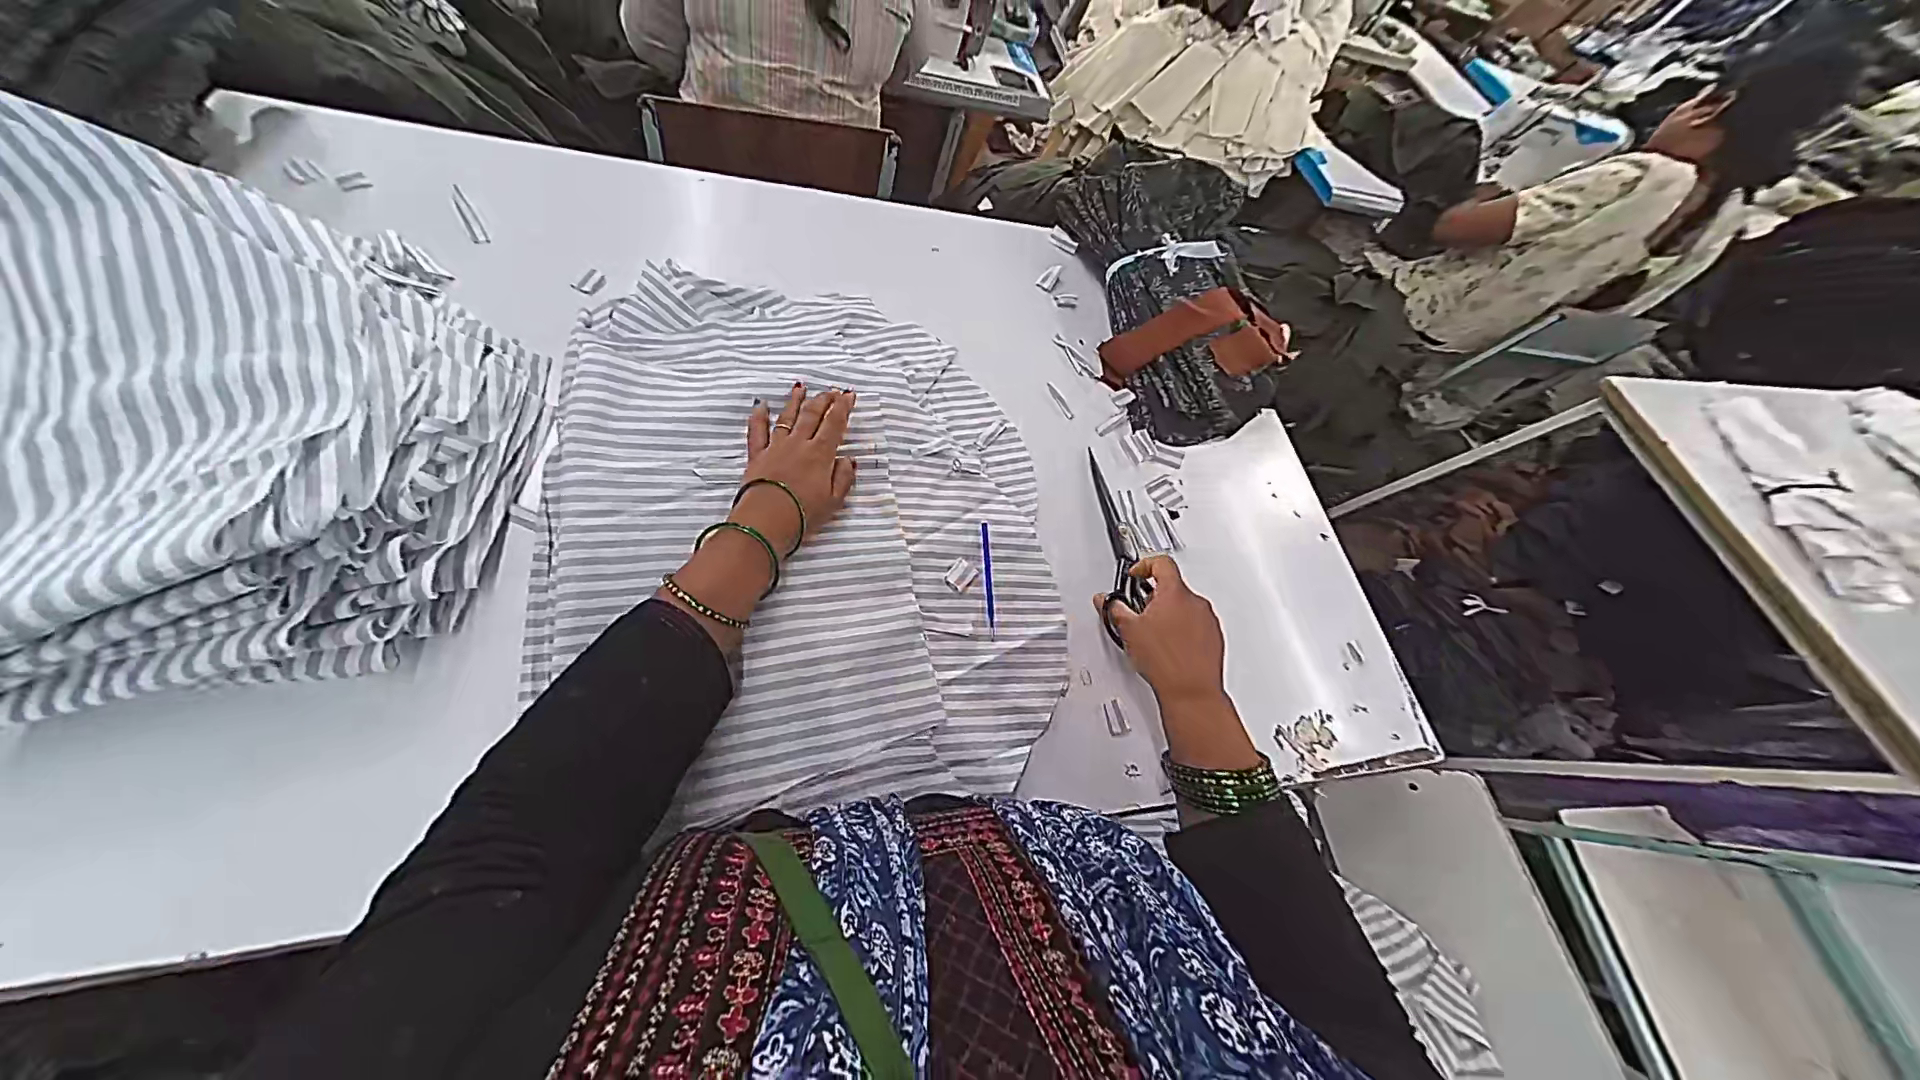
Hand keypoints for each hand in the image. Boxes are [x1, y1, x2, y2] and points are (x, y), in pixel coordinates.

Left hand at [735, 382, 858, 552]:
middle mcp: (798, 444)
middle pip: (812, 415)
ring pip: (787, 417)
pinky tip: (761, 405)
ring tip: (801, 388)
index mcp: (820, 454)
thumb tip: (848, 460)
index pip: (834, 424)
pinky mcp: (756, 456)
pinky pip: (757, 431)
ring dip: (796, 401)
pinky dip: (759, 416)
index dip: (843, 407)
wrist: (766, 521)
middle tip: (831, 391)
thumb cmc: (803, 514)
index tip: (849, 394)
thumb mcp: (834, 500)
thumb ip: (843, 477)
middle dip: (823, 400)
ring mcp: (776, 448)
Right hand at [1099, 555, 1223, 705]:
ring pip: (1184, 605)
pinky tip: (1167, 645)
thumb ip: (1115, 608)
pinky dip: (1181, 628)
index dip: (1144, 565)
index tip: (1135, 575)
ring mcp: (1207, 620)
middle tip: (1139, 611)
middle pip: (1172, 586)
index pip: (1162, 563)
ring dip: (1168, 613)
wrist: (1191, 690)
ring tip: (1153, 633)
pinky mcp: (1213, 636)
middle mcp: (1195, 603)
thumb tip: (1107, 601)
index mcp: (1175, 594)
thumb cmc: (1165, 662)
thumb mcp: (1129, 630)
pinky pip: (1196, 623)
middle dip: (1153, 596)